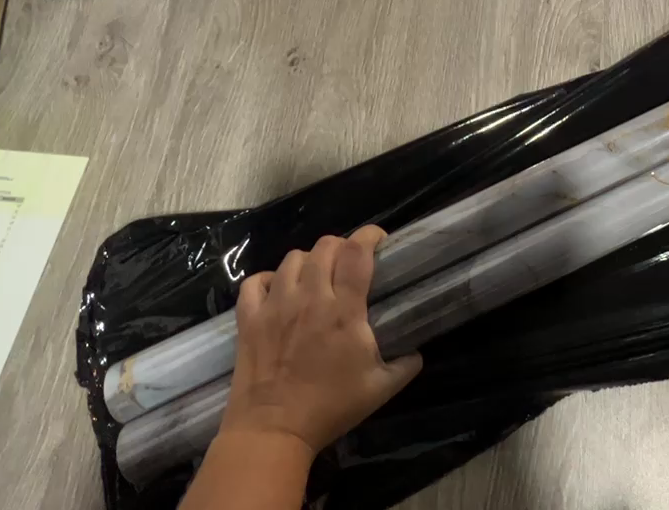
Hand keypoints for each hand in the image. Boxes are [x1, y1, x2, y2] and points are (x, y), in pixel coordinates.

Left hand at [218, 225, 422, 457]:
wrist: (273, 432)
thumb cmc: (329, 408)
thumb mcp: (379, 389)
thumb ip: (404, 366)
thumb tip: (418, 353)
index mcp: (344, 309)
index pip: (357, 252)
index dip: (370, 235)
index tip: (379, 240)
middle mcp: (310, 298)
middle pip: (325, 246)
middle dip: (341, 246)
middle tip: (348, 263)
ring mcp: (276, 305)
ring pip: (292, 259)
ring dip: (308, 261)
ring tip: (314, 276)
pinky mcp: (249, 319)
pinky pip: (254, 282)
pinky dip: (268, 280)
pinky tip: (278, 291)